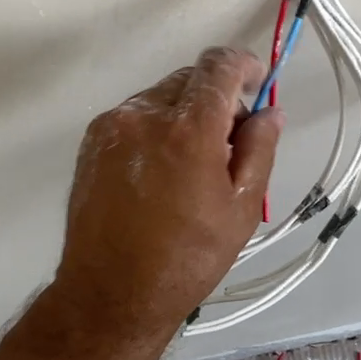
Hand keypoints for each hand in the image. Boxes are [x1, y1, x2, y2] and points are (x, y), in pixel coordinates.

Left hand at [0, 48, 284, 359]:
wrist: (111, 294)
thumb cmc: (187, 257)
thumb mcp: (241, 209)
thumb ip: (259, 149)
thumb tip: (267, 112)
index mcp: (188, 127)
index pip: (220, 66)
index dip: (245, 65)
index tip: (257, 82)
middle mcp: (146, 112)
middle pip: (190, 78)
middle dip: (215, 97)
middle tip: (227, 142)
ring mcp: (114, 124)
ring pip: (161, 96)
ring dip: (183, 112)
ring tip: (189, 164)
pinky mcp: (93, 140)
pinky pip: (135, 115)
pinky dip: (155, 127)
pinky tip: (159, 170)